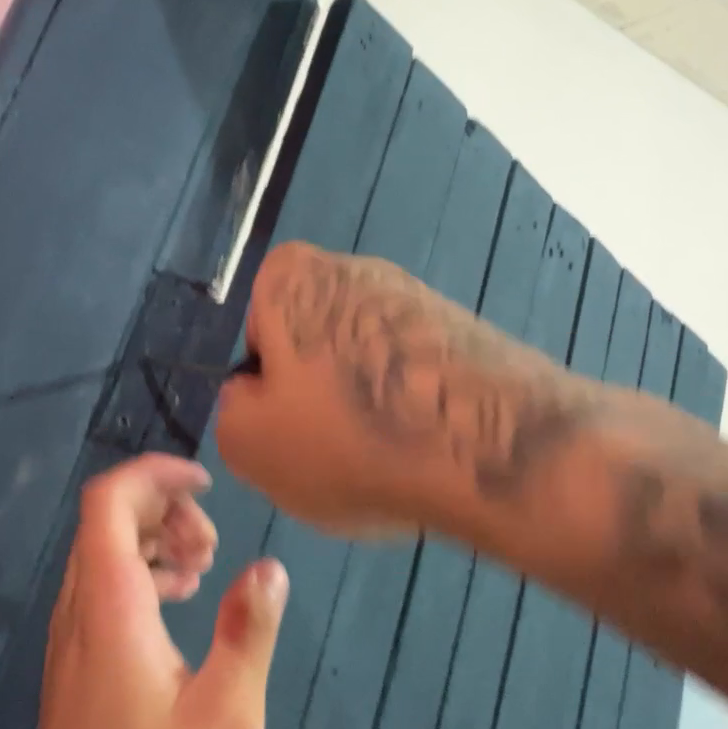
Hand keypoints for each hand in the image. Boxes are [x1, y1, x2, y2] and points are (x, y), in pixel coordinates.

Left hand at [34, 454, 287, 728]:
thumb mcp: (224, 715)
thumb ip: (246, 631)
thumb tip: (270, 564)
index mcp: (109, 603)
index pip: (110, 499)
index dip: (155, 472)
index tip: (207, 483)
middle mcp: (79, 607)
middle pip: (109, 518)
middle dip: (165, 507)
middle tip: (213, 542)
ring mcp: (71, 634)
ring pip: (104, 551)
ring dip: (155, 539)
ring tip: (204, 567)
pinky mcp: (75, 660)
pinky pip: (103, 586)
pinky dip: (142, 572)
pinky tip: (180, 600)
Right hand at [217, 242, 558, 535]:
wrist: (496, 451)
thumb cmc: (350, 438)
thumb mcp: (247, 444)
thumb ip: (231, 410)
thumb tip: (257, 397)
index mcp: (291, 277)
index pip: (256, 328)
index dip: (267, 382)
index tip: (289, 420)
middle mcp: (354, 268)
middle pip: (312, 343)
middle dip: (317, 392)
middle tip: (332, 448)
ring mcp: (417, 297)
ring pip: (365, 363)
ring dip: (368, 407)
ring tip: (388, 459)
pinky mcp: (467, 331)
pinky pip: (416, 375)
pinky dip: (414, 411)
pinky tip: (427, 453)